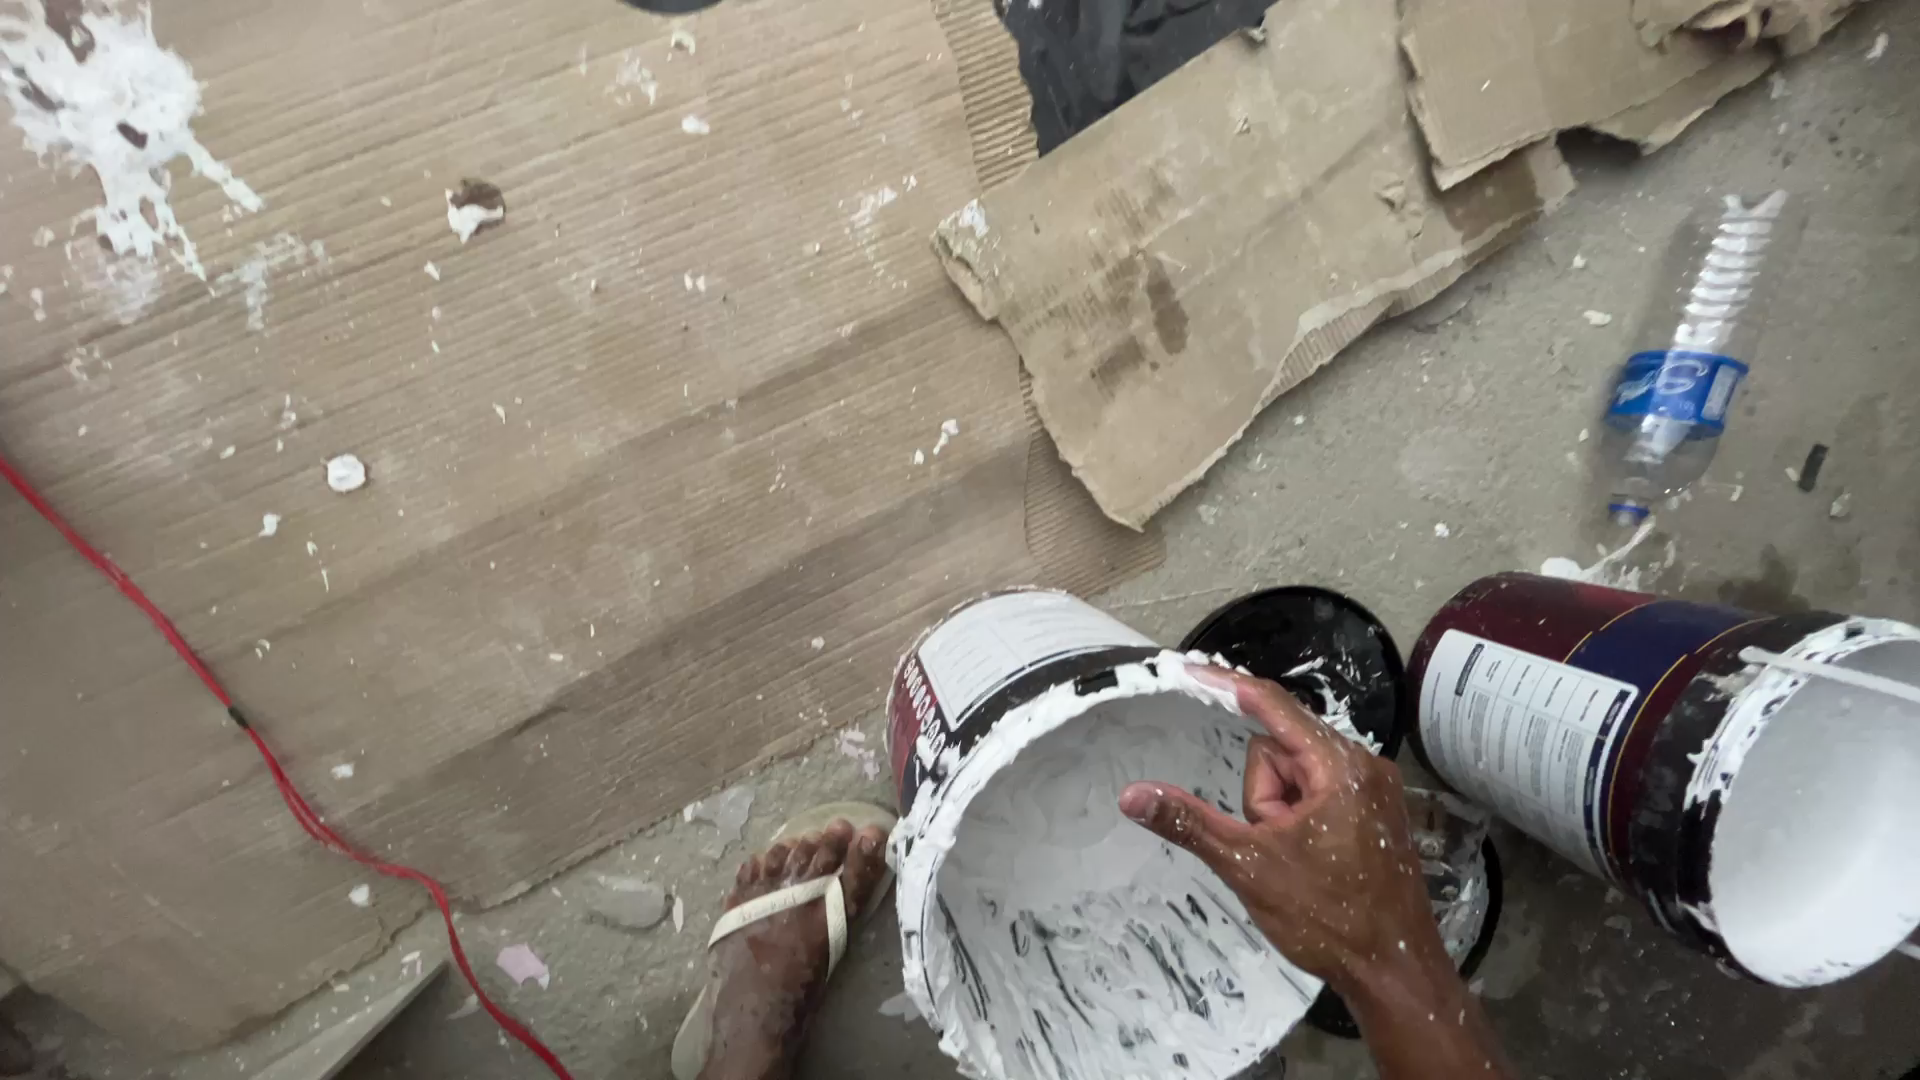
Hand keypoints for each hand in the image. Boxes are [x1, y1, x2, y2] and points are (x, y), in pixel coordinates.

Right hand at [1118, 664, 1442, 992]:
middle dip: (1263, 795)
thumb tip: (1130, 795)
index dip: (1225, 684)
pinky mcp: (1372, 808)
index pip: (1271, 704)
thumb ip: (1188, 822)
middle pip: (1278, 749)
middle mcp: (1361, 764)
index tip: (1188, 669)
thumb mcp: (1248, 865)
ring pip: (1293, 772)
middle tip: (1274, 842)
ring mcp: (1370, 787)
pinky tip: (1307, 853)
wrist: (1398, 980)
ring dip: (1278, 809)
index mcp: (1338, 767)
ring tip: (1294, 856)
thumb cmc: (1329, 919)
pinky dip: (1296, 812)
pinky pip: (1314, 788)